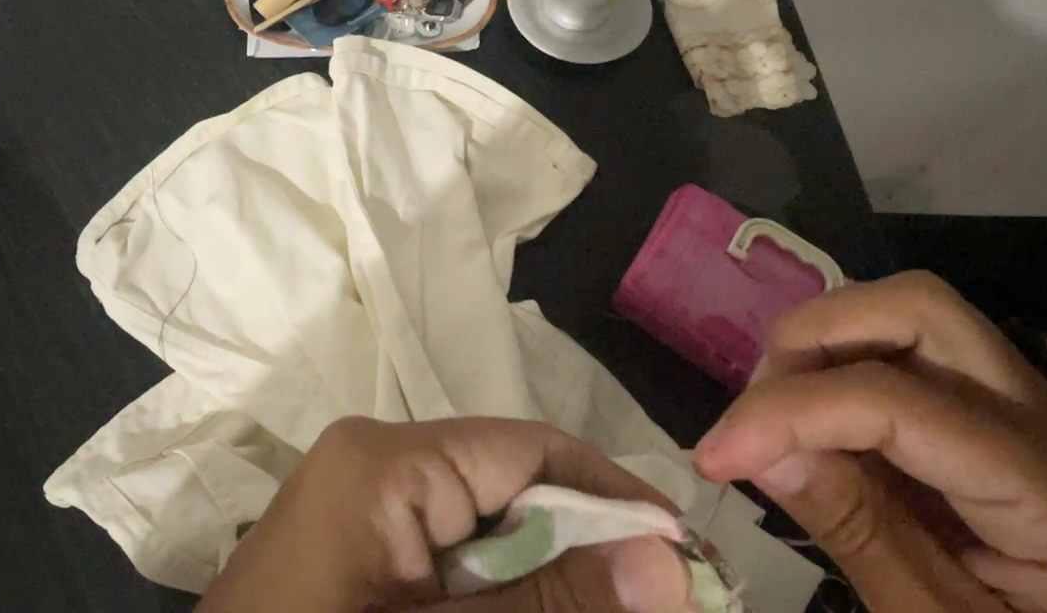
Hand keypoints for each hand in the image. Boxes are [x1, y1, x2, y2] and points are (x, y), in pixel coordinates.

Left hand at [198, 416, 691, 612]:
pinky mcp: (358, 548)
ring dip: (546, 579)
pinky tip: (535, 608)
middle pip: (513, 489)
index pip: (529, 448)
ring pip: (488, 528)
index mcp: (386, 461)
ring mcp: (363, 506)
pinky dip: (498, 590)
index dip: (613, 496)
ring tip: (605, 607)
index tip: (687, 557)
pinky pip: (450, 557)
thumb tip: (668, 560)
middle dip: (585, 548)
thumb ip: (550, 601)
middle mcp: (376, 463)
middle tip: (661, 601)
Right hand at [693, 271, 1046, 612]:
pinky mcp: (1012, 428)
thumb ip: (857, 533)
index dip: (790, 412)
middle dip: (814, 338)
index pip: (902, 402)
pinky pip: (918, 356)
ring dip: (827, 344)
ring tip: (779, 416)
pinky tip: (819, 427)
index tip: (711, 456)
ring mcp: (1045, 424)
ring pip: (917, 315)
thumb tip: (759, 446)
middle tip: (757, 410)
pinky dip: (847, 367)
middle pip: (922, 310)